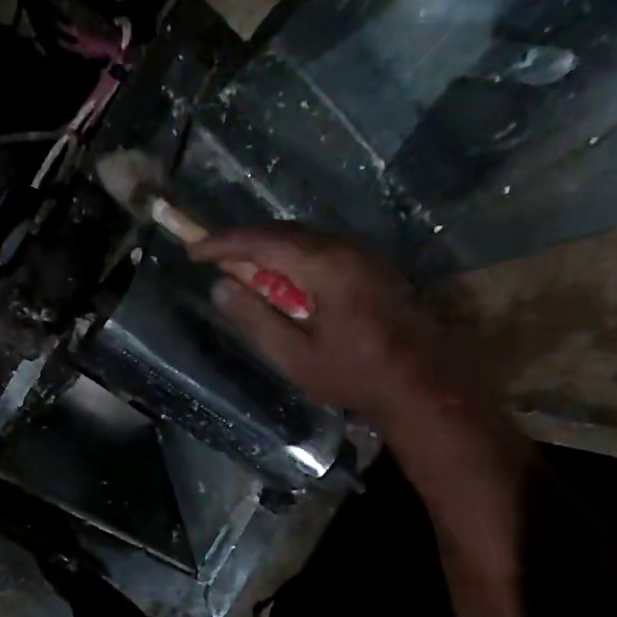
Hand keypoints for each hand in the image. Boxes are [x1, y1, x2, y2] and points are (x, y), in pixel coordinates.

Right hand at [188, 226, 479, 426]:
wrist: (423, 384)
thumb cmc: (355, 375)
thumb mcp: (296, 356)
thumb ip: (256, 319)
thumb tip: (221, 288)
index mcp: (325, 266)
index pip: (262, 242)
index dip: (223, 244)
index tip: (193, 251)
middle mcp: (346, 248)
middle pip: (284, 231)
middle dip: (244, 242)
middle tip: (214, 258)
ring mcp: (365, 254)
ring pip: (306, 236)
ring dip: (270, 247)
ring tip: (243, 267)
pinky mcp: (374, 265)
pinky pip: (324, 246)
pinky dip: (295, 255)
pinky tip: (285, 277)